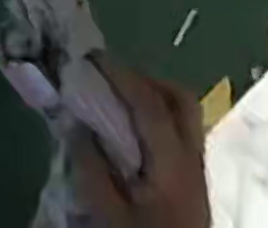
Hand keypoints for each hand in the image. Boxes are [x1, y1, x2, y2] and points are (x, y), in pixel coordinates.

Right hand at [73, 58, 209, 227]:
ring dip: (148, 93)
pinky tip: (123, 125)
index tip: (88, 56)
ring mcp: (194, 174)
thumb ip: (90, 165)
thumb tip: (73, 119)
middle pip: (181, 102)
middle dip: (143, 77)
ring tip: (109, 94)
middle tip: (105, 74)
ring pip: (182, 115)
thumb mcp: (106, 216)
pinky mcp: (189, 184)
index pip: (151, 106)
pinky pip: (175, 132)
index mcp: (173, 169)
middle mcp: (191, 164)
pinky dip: (150, 114)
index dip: (120, 75)